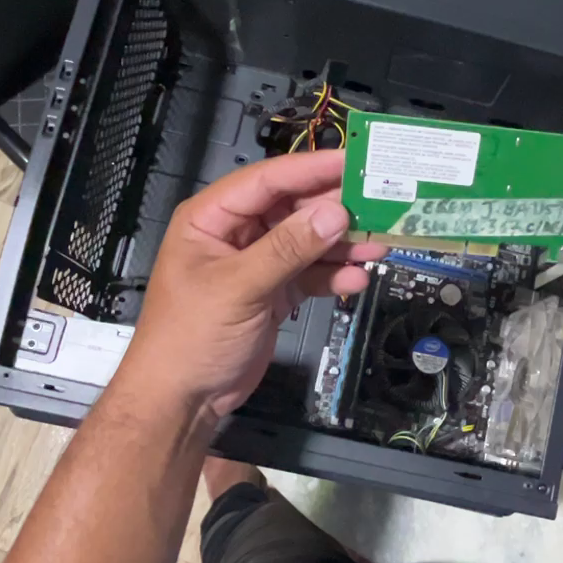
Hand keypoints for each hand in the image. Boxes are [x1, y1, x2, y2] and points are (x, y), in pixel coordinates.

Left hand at [111, 151, 385, 422]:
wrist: (183, 398)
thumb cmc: (189, 337)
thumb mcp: (238, 287)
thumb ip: (287, 249)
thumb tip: (334, 214)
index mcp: (212, 218)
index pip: (267, 181)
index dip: (311, 170)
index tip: (353, 163)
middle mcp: (236, 234)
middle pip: (294, 209)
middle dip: (334, 209)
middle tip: (379, 204)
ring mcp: (258, 264)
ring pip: (308, 242)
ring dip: (342, 245)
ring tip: (379, 244)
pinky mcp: (274, 293)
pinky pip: (310, 274)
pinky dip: (333, 276)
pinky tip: (356, 279)